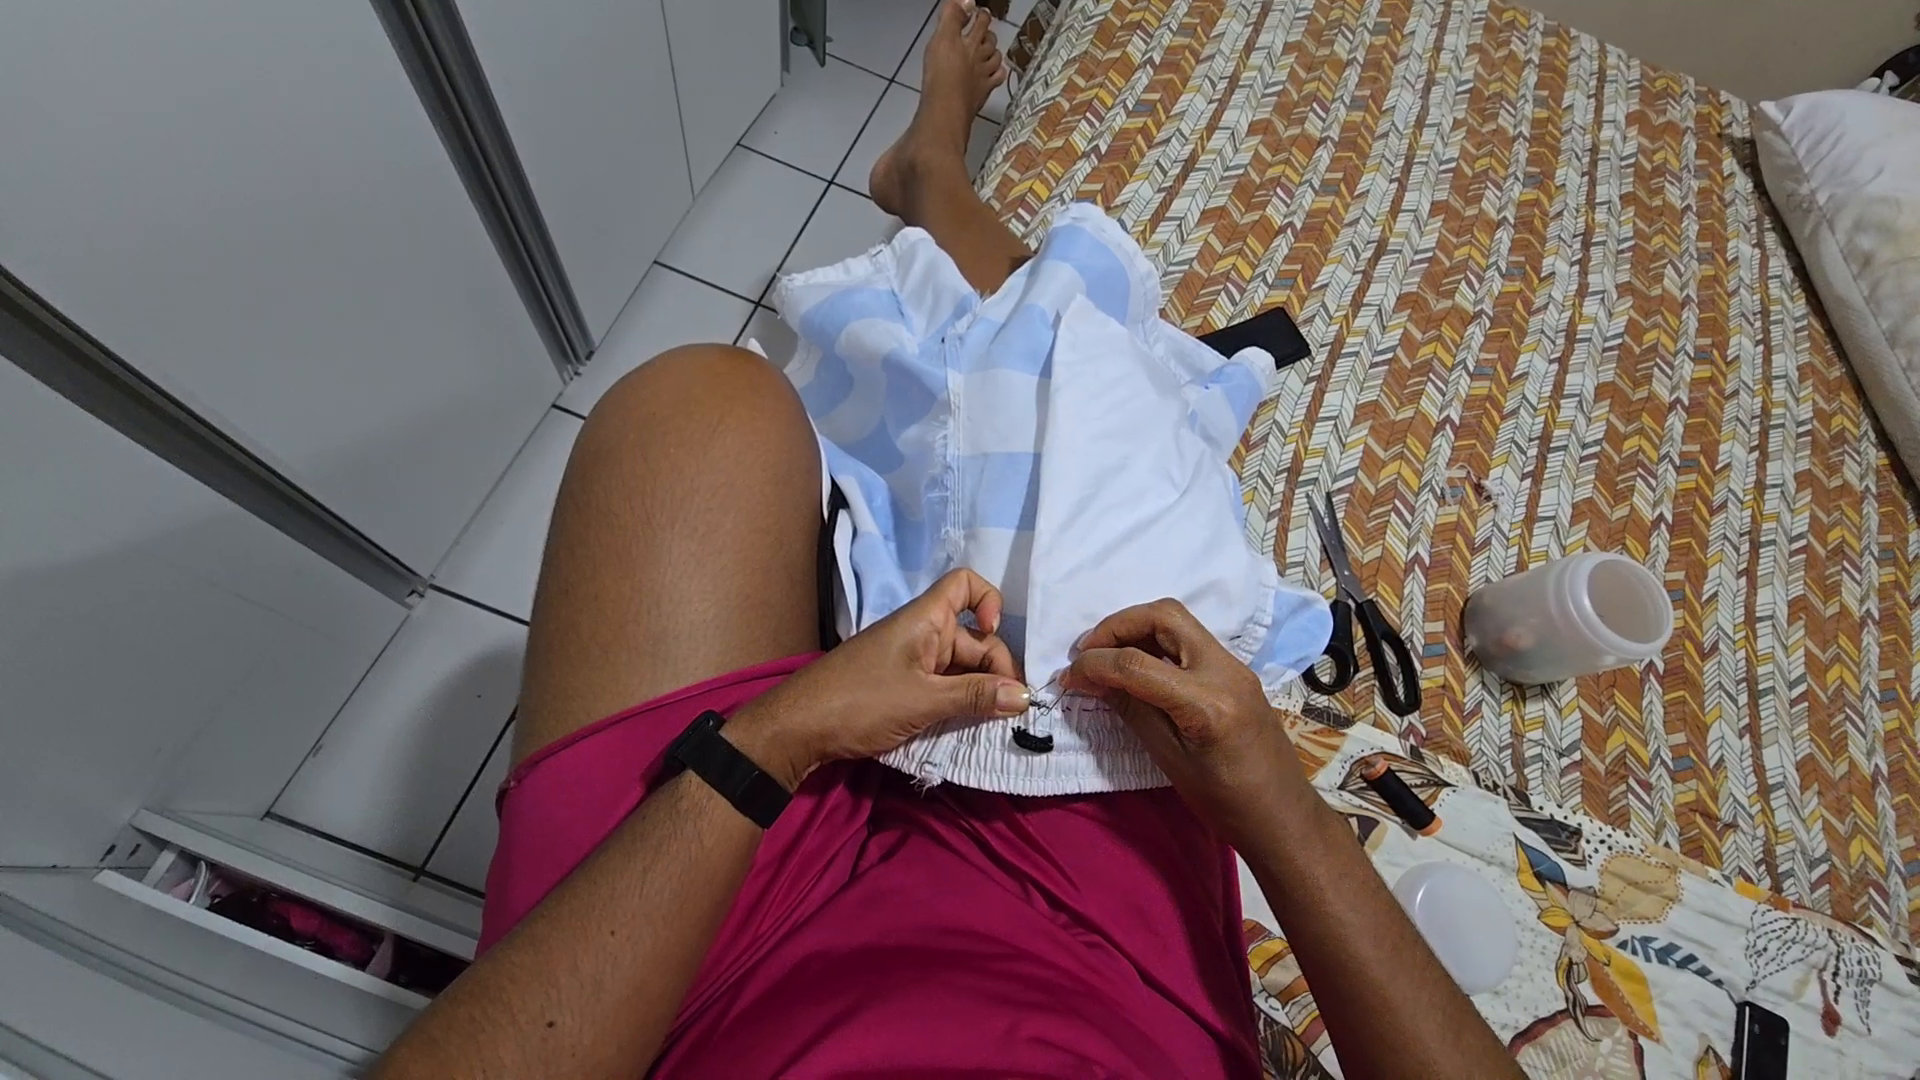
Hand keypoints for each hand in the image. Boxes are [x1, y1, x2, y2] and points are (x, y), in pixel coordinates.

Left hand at [726, 568, 1028, 788]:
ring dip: (979, 690)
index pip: (965, 585)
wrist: (798, 729)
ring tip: (996, 722)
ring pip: (959, 666)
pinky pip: (941, 686)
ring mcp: (910, 662)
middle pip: (973, 637)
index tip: (993, 636)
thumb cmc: (861, 702)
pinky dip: (957, 702)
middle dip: (995, 667)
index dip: (988, 601)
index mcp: (924, 620)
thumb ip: (975, 696)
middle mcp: (921, 634)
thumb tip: (1025, 696)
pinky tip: (969, 726)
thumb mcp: (924, 701)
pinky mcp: (901, 687)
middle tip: (1010, 707)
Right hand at [1063, 599, 1312, 847]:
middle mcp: (1224, 671)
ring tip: (1106, 656)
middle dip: (1118, 625)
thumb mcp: (1169, 760)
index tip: (1068, 676)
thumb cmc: (1225, 803)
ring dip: (1136, 629)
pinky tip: (1135, 666)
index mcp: (1207, 703)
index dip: (1095, 664)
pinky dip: (1155, 642)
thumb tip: (1089, 680)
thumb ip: (1130, 709)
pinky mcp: (1234, 672)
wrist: (1283, 819)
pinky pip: (1188, 640)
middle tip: (1089, 652)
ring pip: (1177, 621)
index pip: (1136, 663)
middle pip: (1164, 615)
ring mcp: (1234, 667)